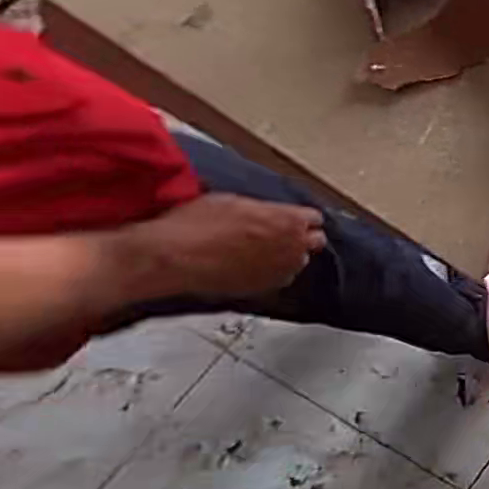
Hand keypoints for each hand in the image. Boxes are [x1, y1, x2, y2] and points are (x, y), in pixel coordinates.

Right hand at [118, 193, 326, 299]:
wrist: (172, 256)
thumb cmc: (194, 224)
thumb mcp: (232, 202)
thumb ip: (263, 209)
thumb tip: (269, 212)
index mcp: (290, 219)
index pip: (315, 217)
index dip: (301, 218)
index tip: (291, 219)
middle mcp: (296, 245)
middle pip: (315, 240)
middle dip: (302, 237)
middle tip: (281, 236)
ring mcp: (285, 268)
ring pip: (300, 260)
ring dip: (287, 256)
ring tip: (262, 253)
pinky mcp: (270, 286)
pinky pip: (282, 277)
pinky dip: (273, 273)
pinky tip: (252, 268)